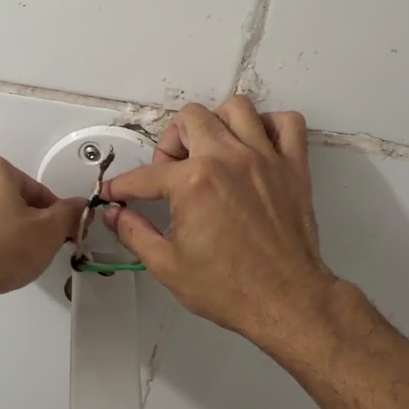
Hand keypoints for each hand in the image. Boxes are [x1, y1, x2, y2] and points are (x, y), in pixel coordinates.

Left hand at [0, 153, 84, 315]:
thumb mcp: (48, 232)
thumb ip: (69, 215)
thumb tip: (78, 207)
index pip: (35, 189)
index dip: (53, 215)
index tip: (58, 235)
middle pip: (9, 202)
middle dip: (26, 225)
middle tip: (35, 250)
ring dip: (4, 238)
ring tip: (10, 262)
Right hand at [102, 96, 337, 346]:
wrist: (283, 301)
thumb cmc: (231, 288)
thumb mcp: (166, 265)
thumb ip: (134, 232)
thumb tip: (117, 215)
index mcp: (194, 183)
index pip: (145, 175)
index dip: (122, 186)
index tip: (116, 193)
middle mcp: (229, 160)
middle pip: (190, 119)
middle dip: (169, 142)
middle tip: (166, 171)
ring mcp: (264, 159)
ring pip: (236, 108)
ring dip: (215, 124)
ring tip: (207, 151)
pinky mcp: (292, 168)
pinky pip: (287, 122)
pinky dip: (269, 125)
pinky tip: (253, 146)